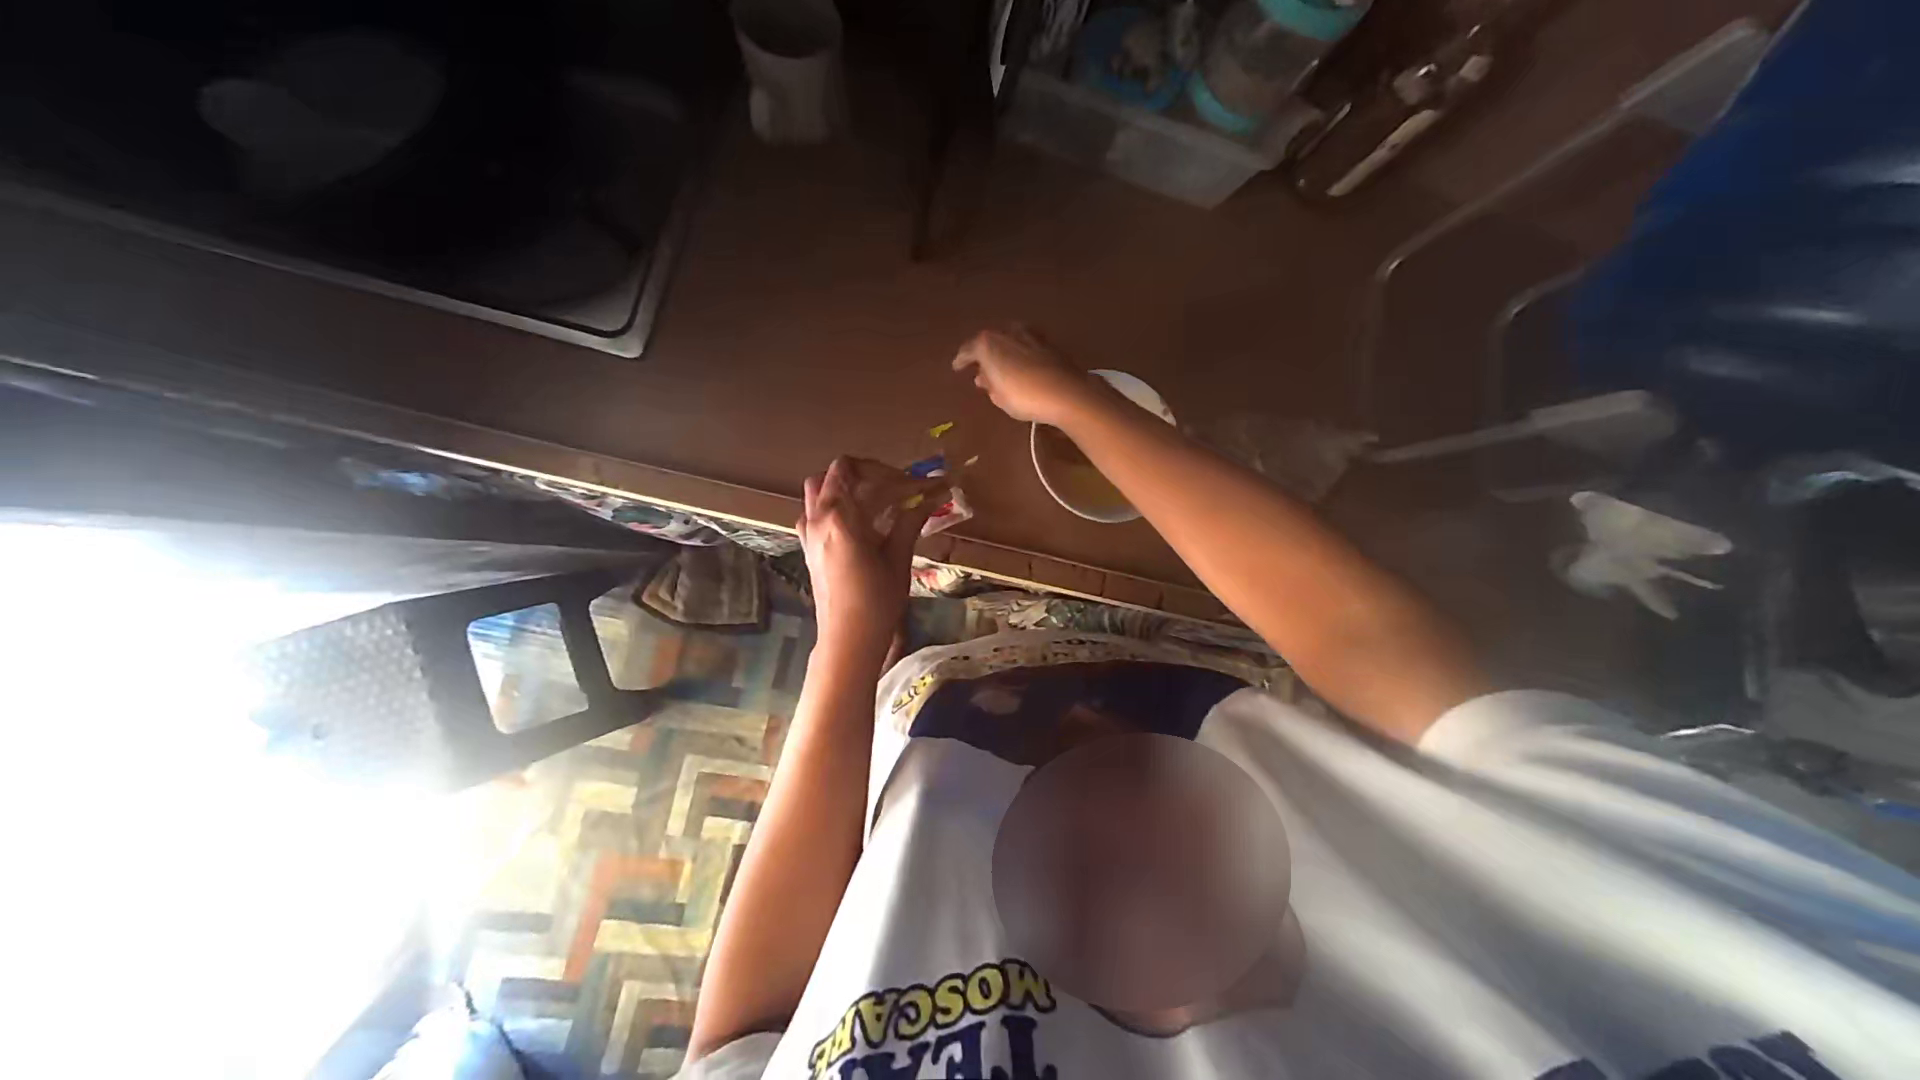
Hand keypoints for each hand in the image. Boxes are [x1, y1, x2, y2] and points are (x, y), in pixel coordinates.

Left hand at [797, 457, 944, 656]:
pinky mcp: (808, 546)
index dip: (897, 475)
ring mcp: (808, 532)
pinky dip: (833, 503)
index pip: (868, 476)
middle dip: (871, 472)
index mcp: (842, 518)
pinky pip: (814, 510)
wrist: (847, 639)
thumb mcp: (898, 559)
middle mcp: (819, 518)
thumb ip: (910, 521)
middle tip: (900, 486)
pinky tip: (856, 520)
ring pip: (820, 487)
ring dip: (847, 483)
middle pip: (839, 471)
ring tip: (876, 498)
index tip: (922, 486)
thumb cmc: (876, 602)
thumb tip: (933, 496)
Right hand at [953, 327, 1112, 426]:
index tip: (957, 367)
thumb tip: (984, 377)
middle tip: (981, 370)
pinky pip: (1026, 347)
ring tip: (1002, 369)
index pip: (968, 349)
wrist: (1067, 393)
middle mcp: (1008, 332)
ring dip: (1004, 353)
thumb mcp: (999, 396)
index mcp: (989, 343)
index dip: (961, 360)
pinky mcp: (1050, 343)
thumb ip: (989, 384)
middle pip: (991, 342)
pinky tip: (1022, 367)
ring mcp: (1031, 334)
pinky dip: (1021, 355)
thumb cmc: (1025, 396)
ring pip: (1010, 342)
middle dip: (985, 355)